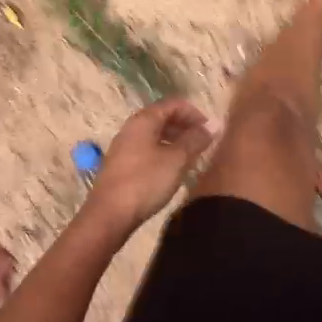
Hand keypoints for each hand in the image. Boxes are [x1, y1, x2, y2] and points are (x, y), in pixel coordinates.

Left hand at [82, 97, 216, 231]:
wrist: (107, 217)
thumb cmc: (145, 181)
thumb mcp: (177, 159)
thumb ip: (196, 139)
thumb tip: (214, 124)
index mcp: (144, 119)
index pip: (174, 104)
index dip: (195, 113)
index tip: (209, 129)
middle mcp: (131, 128)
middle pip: (163, 118)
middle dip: (185, 127)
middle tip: (202, 143)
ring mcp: (123, 148)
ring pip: (154, 135)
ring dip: (175, 141)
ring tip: (190, 157)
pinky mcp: (119, 167)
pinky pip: (146, 150)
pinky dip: (162, 153)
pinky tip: (171, 171)